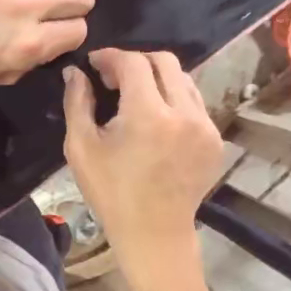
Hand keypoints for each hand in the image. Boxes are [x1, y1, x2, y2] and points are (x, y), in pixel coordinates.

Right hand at [62, 49, 222, 290]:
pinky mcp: (215, 140)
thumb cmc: (110, 192)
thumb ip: (77, 101)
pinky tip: (155, 119)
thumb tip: (75, 71)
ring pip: (183, 79)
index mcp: (149, 115)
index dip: (111, 57)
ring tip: (134, 97)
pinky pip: (194, 103)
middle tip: (113, 79)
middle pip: (164, 61)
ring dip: (157, 79)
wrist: (153, 233)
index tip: (94, 65)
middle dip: (135, 62)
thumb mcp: (80, 147)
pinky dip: (173, 99)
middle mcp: (184, 113)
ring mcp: (206, 127)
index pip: (133, 62)